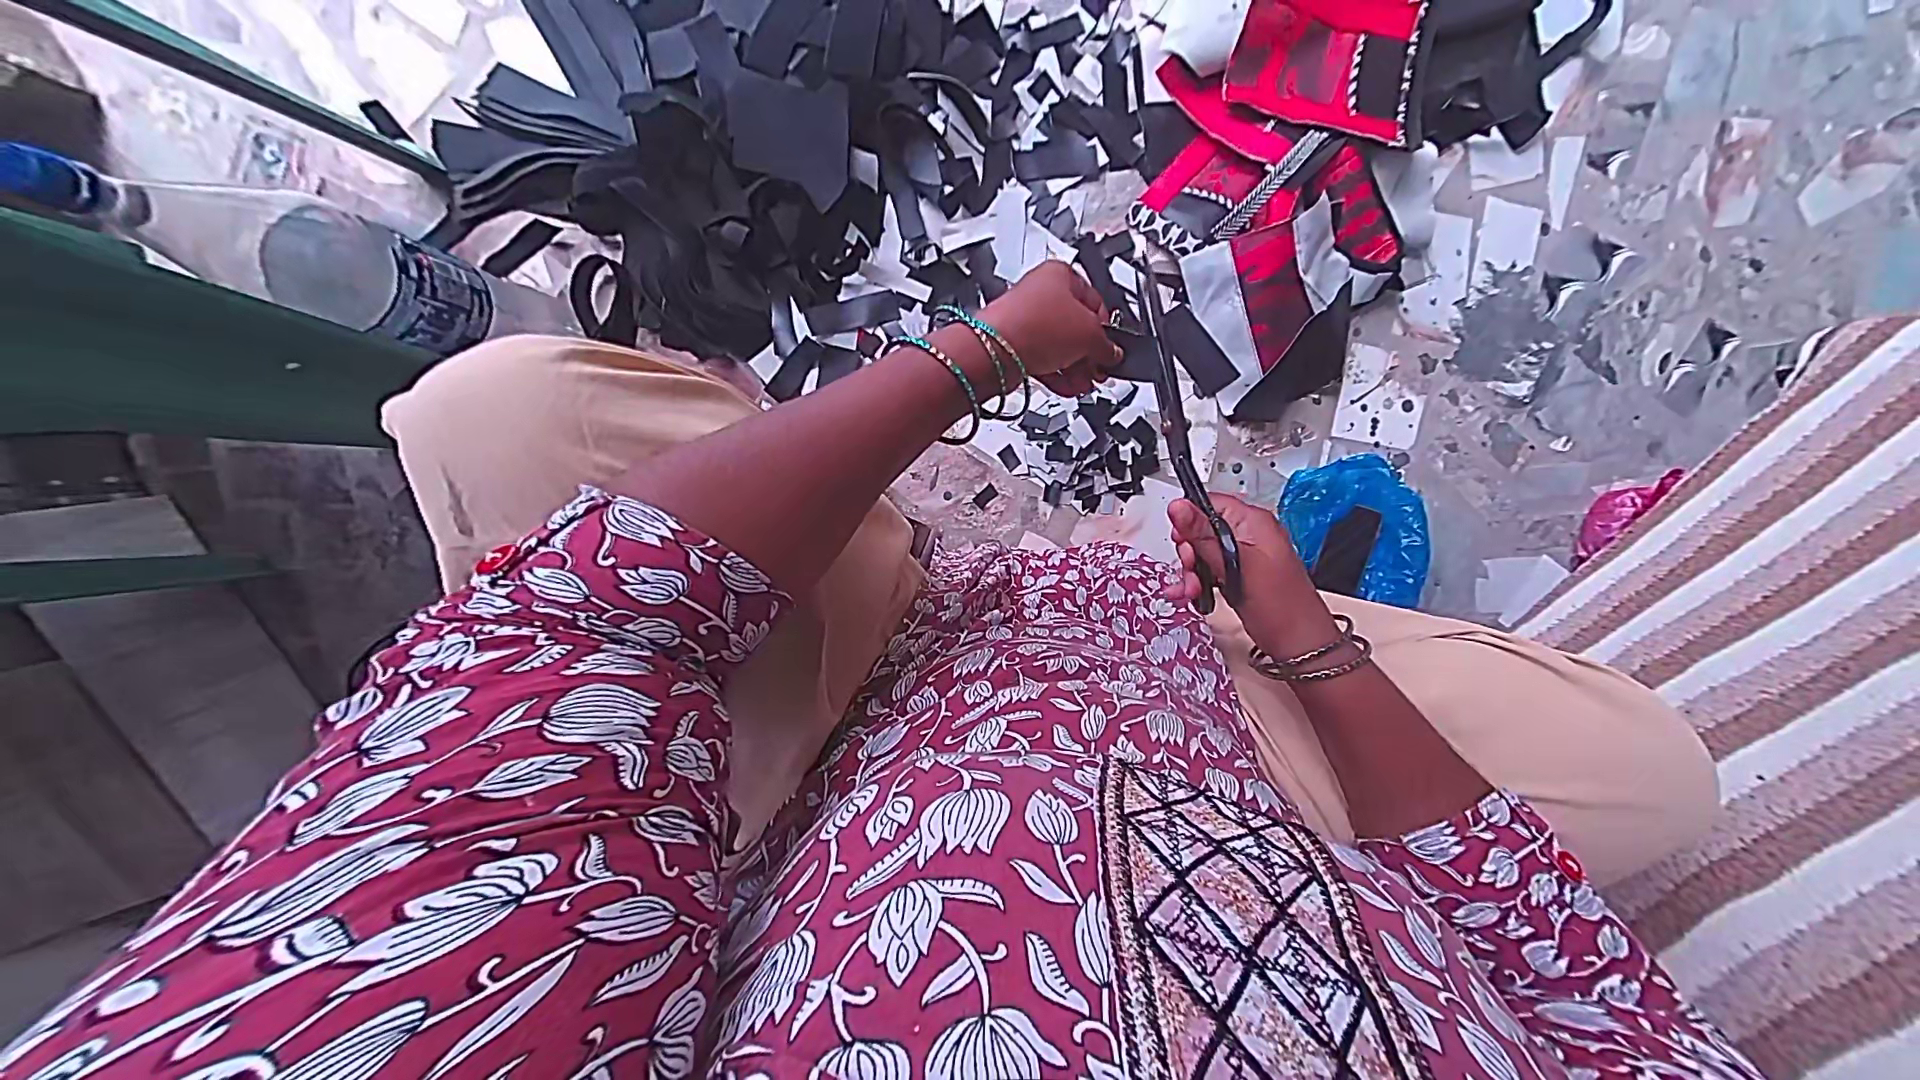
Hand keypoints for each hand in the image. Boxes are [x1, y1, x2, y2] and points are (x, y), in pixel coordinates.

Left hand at [977, 260, 1123, 396]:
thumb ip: (1107, 345)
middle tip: (1098, 369)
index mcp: (1060, 274)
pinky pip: (1041, 360)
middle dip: (1089, 353)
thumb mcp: (1090, 334)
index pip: (1095, 301)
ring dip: (1074, 368)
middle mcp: (1039, 294)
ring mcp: (1024, 321)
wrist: (996, 351)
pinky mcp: (1013, 346)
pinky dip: (1056, 374)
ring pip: (1058, 347)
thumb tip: (1112, 354)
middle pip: (1075, 327)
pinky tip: (1067, 386)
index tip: (1111, 347)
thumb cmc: (1034, 325)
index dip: (1106, 328)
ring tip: (1084, 383)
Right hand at [1166, 492, 1342, 655]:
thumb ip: (1203, 534)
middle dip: (1188, 551)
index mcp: (1253, 522)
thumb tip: (1179, 506)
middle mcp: (1247, 535)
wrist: (1297, 643)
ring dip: (1190, 571)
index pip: (1209, 503)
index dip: (1188, 520)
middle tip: (1191, 567)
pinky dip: (1197, 581)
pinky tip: (1192, 593)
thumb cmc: (1281, 606)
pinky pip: (1207, 570)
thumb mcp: (1234, 564)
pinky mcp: (1235, 575)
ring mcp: (1241, 556)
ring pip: (1200, 552)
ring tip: (1193, 588)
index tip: (1181, 539)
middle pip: (1200, 529)